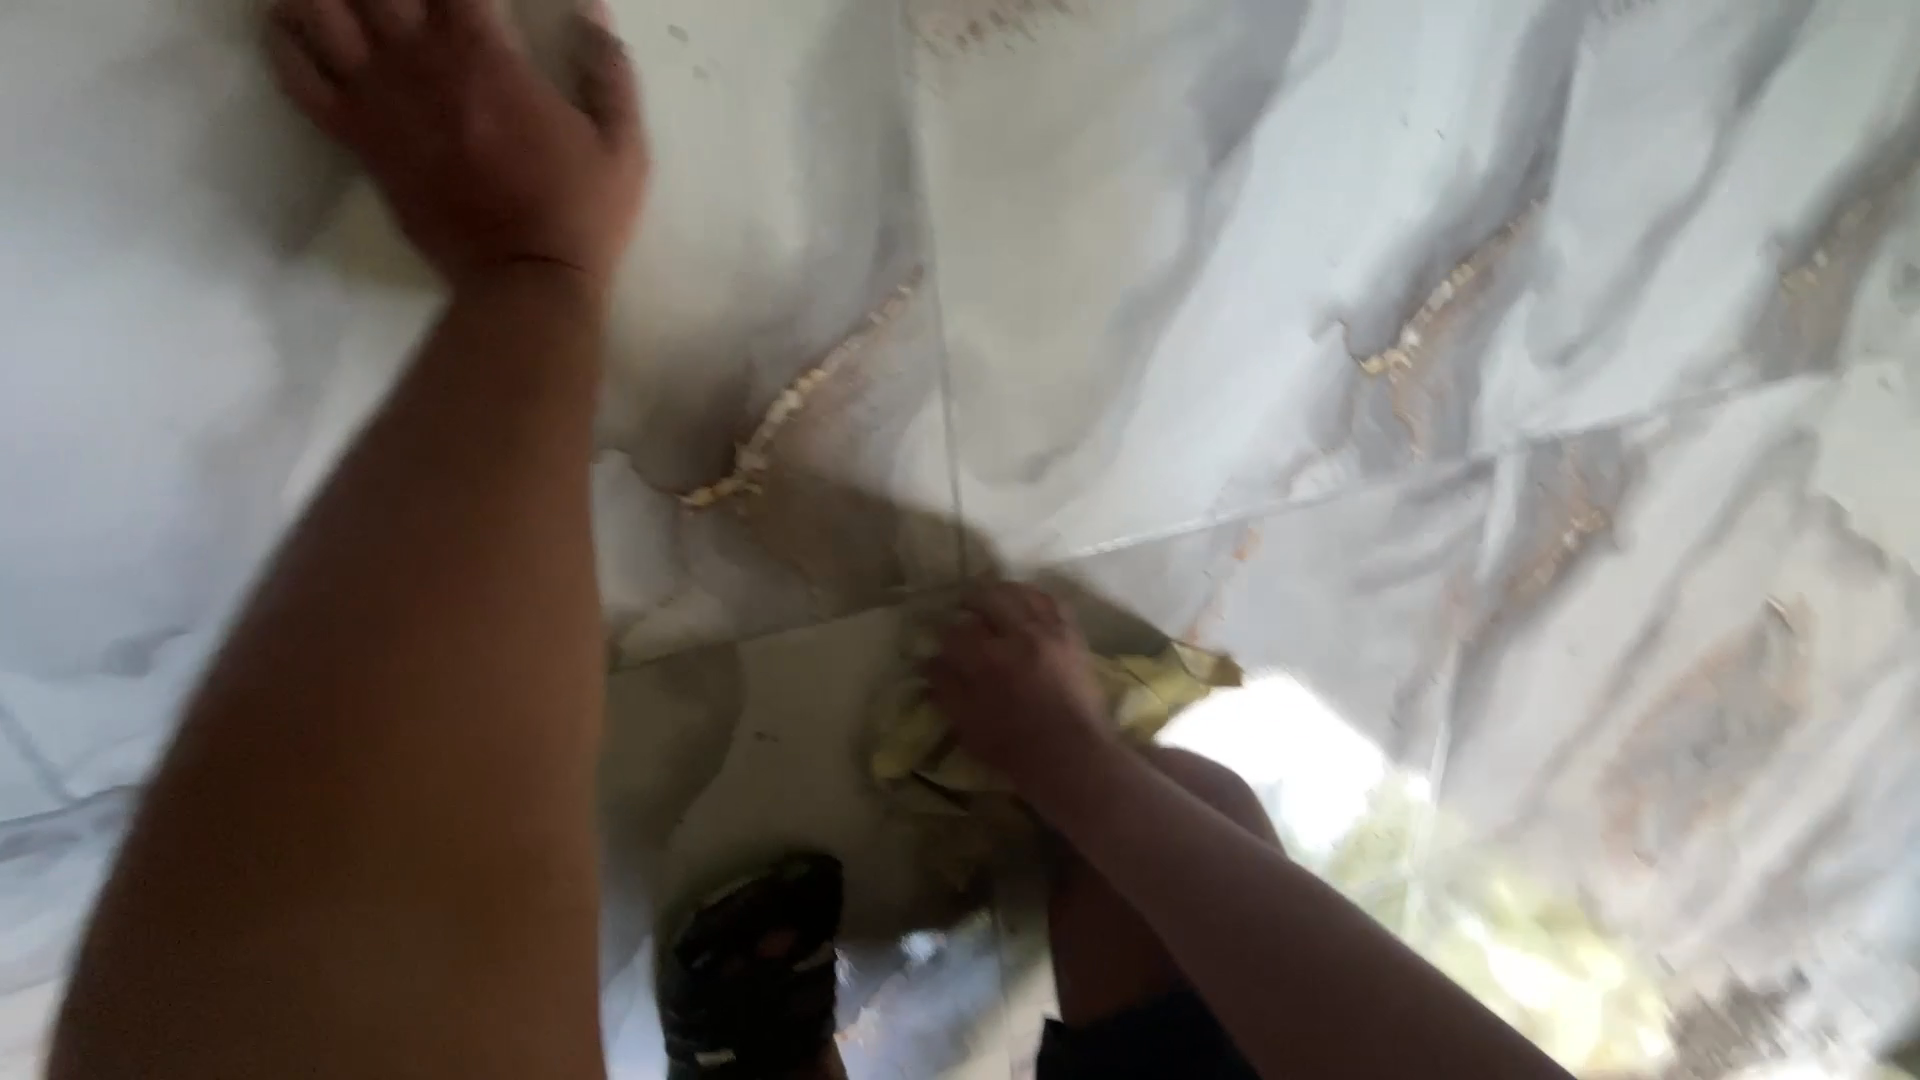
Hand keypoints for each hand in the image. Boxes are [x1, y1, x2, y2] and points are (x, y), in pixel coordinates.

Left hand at [267, 0, 648, 289]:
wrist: (530, 281)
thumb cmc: (582, 216)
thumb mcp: (624, 150)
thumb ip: (610, 75)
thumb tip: (594, 12)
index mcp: (486, 57)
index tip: (479, 0)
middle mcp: (419, 61)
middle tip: (420, 4)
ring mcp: (379, 98)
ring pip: (318, 6)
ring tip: (361, 6)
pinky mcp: (358, 139)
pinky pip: (294, 69)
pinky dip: (288, 37)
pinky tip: (307, 32)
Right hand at [924, 584, 1112, 794]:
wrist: (1073, 755)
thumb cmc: (1015, 748)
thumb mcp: (968, 725)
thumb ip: (947, 689)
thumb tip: (930, 662)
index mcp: (988, 661)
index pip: (956, 630)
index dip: (943, 632)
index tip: (941, 638)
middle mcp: (1019, 636)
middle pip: (988, 597)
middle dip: (969, 600)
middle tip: (962, 608)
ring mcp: (1050, 631)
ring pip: (1020, 593)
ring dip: (1000, 592)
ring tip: (991, 600)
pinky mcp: (1072, 635)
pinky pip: (1051, 601)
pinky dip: (1033, 597)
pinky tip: (1024, 603)